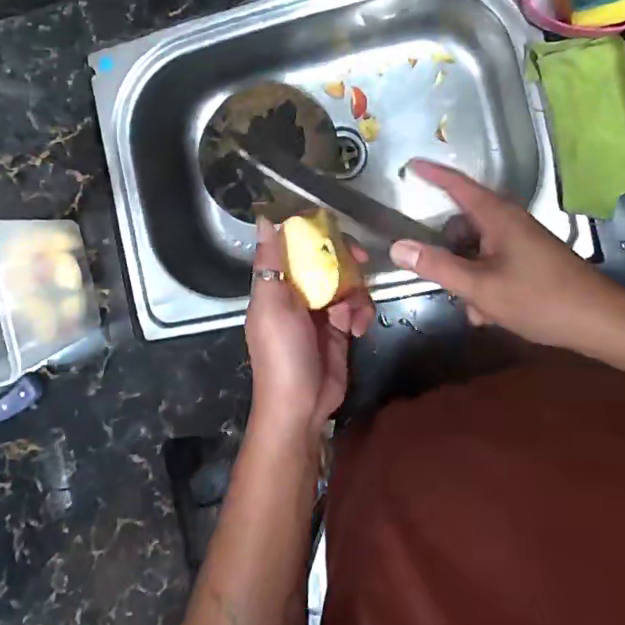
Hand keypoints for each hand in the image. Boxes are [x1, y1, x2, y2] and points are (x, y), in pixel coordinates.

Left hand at [245, 219, 373, 439]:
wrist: (301, 406)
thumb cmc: (281, 355)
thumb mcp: (272, 305)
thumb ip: (270, 261)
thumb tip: (263, 218)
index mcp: (275, 284)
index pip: (293, 244)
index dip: (313, 232)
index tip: (333, 228)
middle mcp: (298, 292)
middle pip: (326, 259)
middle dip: (345, 260)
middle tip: (362, 260)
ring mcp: (321, 310)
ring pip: (347, 281)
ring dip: (356, 293)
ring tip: (352, 316)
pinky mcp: (340, 328)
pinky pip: (357, 306)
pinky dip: (361, 314)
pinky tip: (358, 330)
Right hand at [390, 160, 624, 349]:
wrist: (600, 321)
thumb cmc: (540, 299)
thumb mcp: (481, 287)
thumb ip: (438, 267)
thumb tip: (399, 247)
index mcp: (498, 217)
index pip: (459, 185)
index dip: (434, 174)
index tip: (411, 164)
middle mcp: (510, 222)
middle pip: (464, 223)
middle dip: (447, 249)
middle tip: (434, 269)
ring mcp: (522, 242)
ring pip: (477, 249)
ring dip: (466, 274)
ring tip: (471, 305)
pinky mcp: (530, 261)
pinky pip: (493, 264)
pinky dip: (484, 284)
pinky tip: (488, 314)